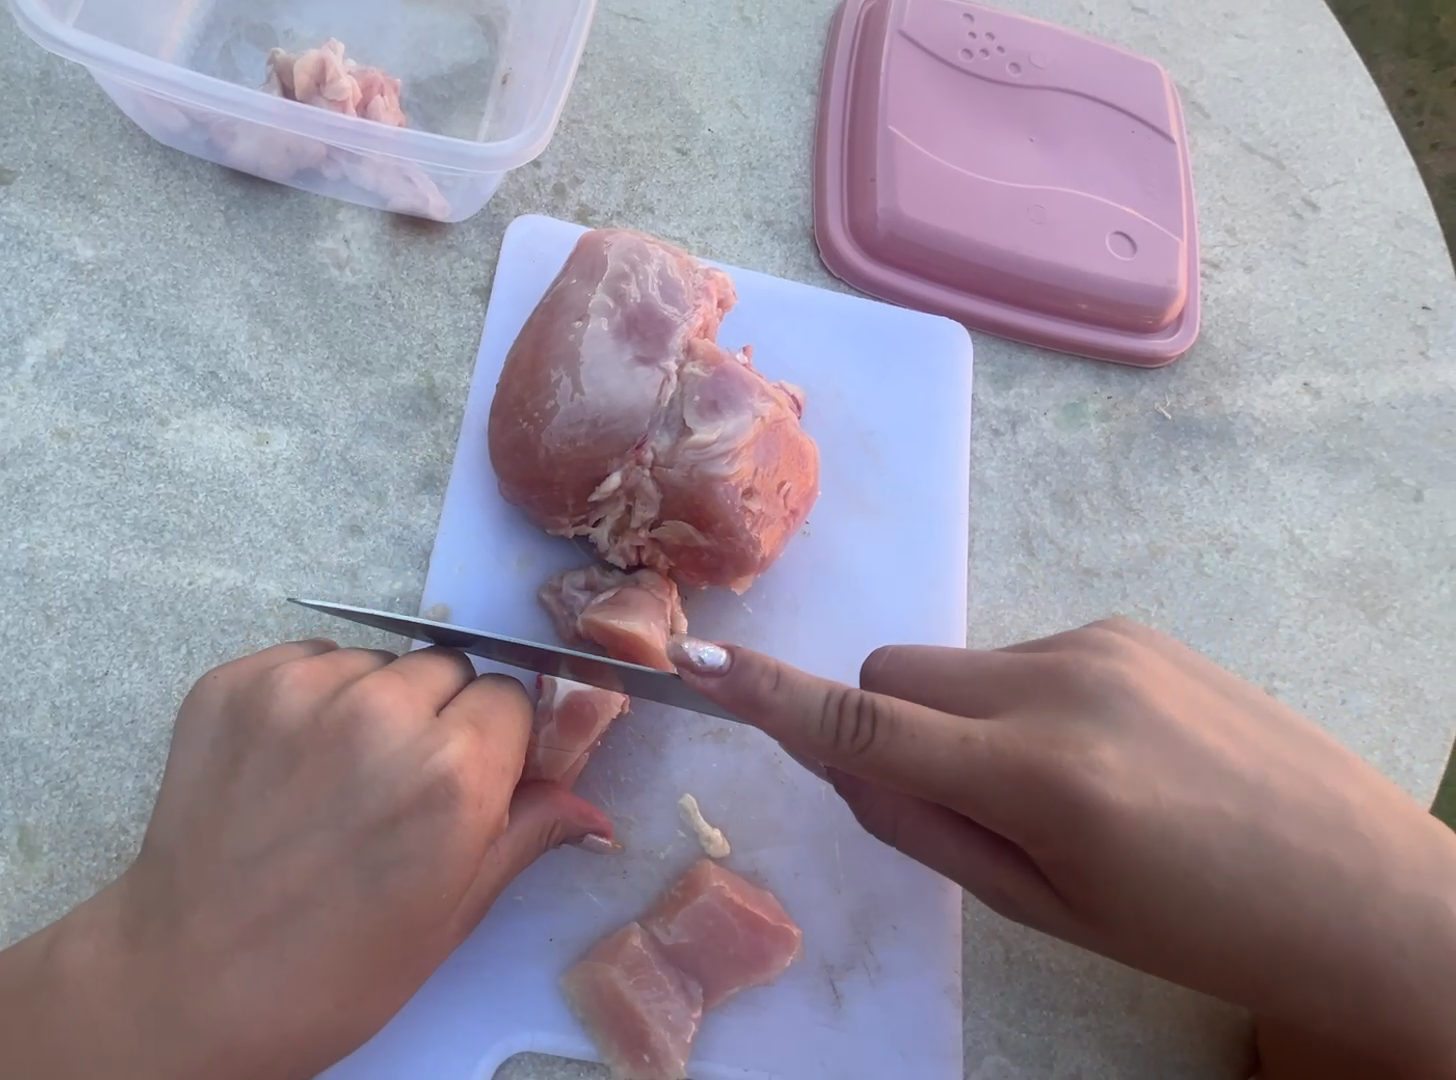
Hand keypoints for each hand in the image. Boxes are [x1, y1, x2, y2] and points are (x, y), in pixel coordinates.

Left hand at [75, 640, 613, 1078]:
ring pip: (377, 661)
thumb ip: (527, 834)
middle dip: (439, 713)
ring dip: (373, 701)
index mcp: (451, 773)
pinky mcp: (236, 680)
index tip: (469, 772)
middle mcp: (380, 712)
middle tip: (397, 778)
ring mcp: (298, 689)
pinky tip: (288, 757)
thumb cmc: (336, 968)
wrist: (187, 980)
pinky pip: (309, 659)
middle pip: (447, 665)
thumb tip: (595, 812)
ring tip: (335, 771)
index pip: (510, 695)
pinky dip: (310, 695)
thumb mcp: (452, 915)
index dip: (493, 737)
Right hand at [669, 619, 1455, 1077]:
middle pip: (889, 672)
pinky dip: (1013, 698)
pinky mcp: (1123, 625)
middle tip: (959, 786)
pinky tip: (1102, 746)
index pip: (866, 725)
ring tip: (1055, 774)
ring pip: (943, 664)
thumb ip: (908, 818)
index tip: (698, 664)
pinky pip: (1008, 654)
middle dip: (886, 720)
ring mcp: (1098, 643)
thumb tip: (827, 748)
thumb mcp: (1028, 901)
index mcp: (1042, 780)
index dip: (771, 695)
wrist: (1388, 905)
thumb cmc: (1187, 930)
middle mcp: (1063, 688)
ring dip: (956, 714)